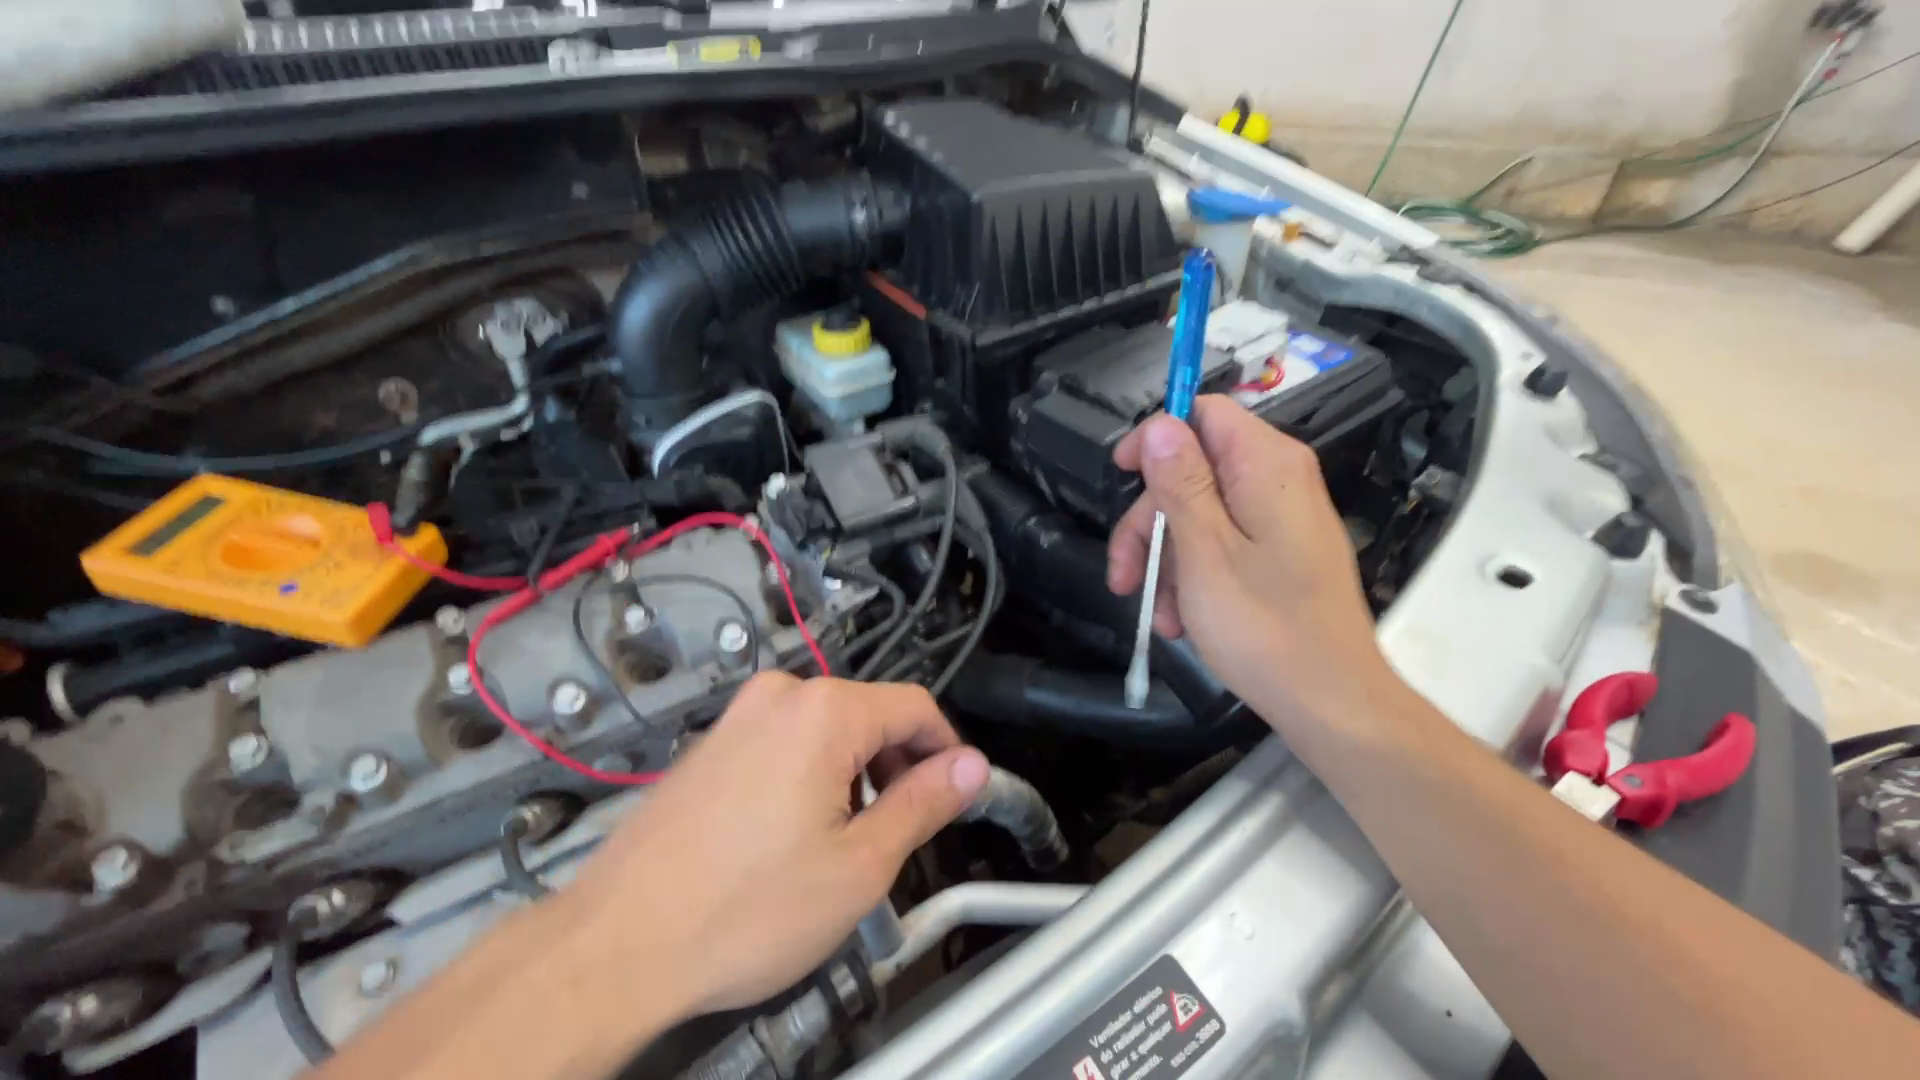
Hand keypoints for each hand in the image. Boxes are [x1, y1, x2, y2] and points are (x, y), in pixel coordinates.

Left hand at [567, 673, 989, 1017]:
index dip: (946, 751)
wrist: (618, 945)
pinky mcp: (710, 748)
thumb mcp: (861, 864)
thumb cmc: (739, 911)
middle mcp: (778, 699)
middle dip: (897, 768)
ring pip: (826, 734)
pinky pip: (783, 747)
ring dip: (853, 778)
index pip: (915, 708)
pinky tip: (795, 842)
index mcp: (823, 713)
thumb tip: (968, 769)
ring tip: (844, 848)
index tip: (956, 791)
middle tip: (903, 832)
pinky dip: (809, 780)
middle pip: (869, 716)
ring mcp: (737, 720)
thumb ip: (925, 804)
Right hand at [1107, 396, 1395, 734]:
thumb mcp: (1205, 552)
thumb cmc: (1264, 627)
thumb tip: (1161, 423)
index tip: (1121, 478)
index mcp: (1266, 466)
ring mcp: (1283, 519)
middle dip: (1150, 522)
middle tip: (1124, 576)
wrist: (1331, 702)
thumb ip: (1180, 483)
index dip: (1157, 437)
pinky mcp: (1283, 554)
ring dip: (1167, 561)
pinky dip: (1195, 576)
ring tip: (1158, 616)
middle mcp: (1279, 480)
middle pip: (1193, 471)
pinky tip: (1181, 622)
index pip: (1204, 412)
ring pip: (1202, 513)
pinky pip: (1225, 544)